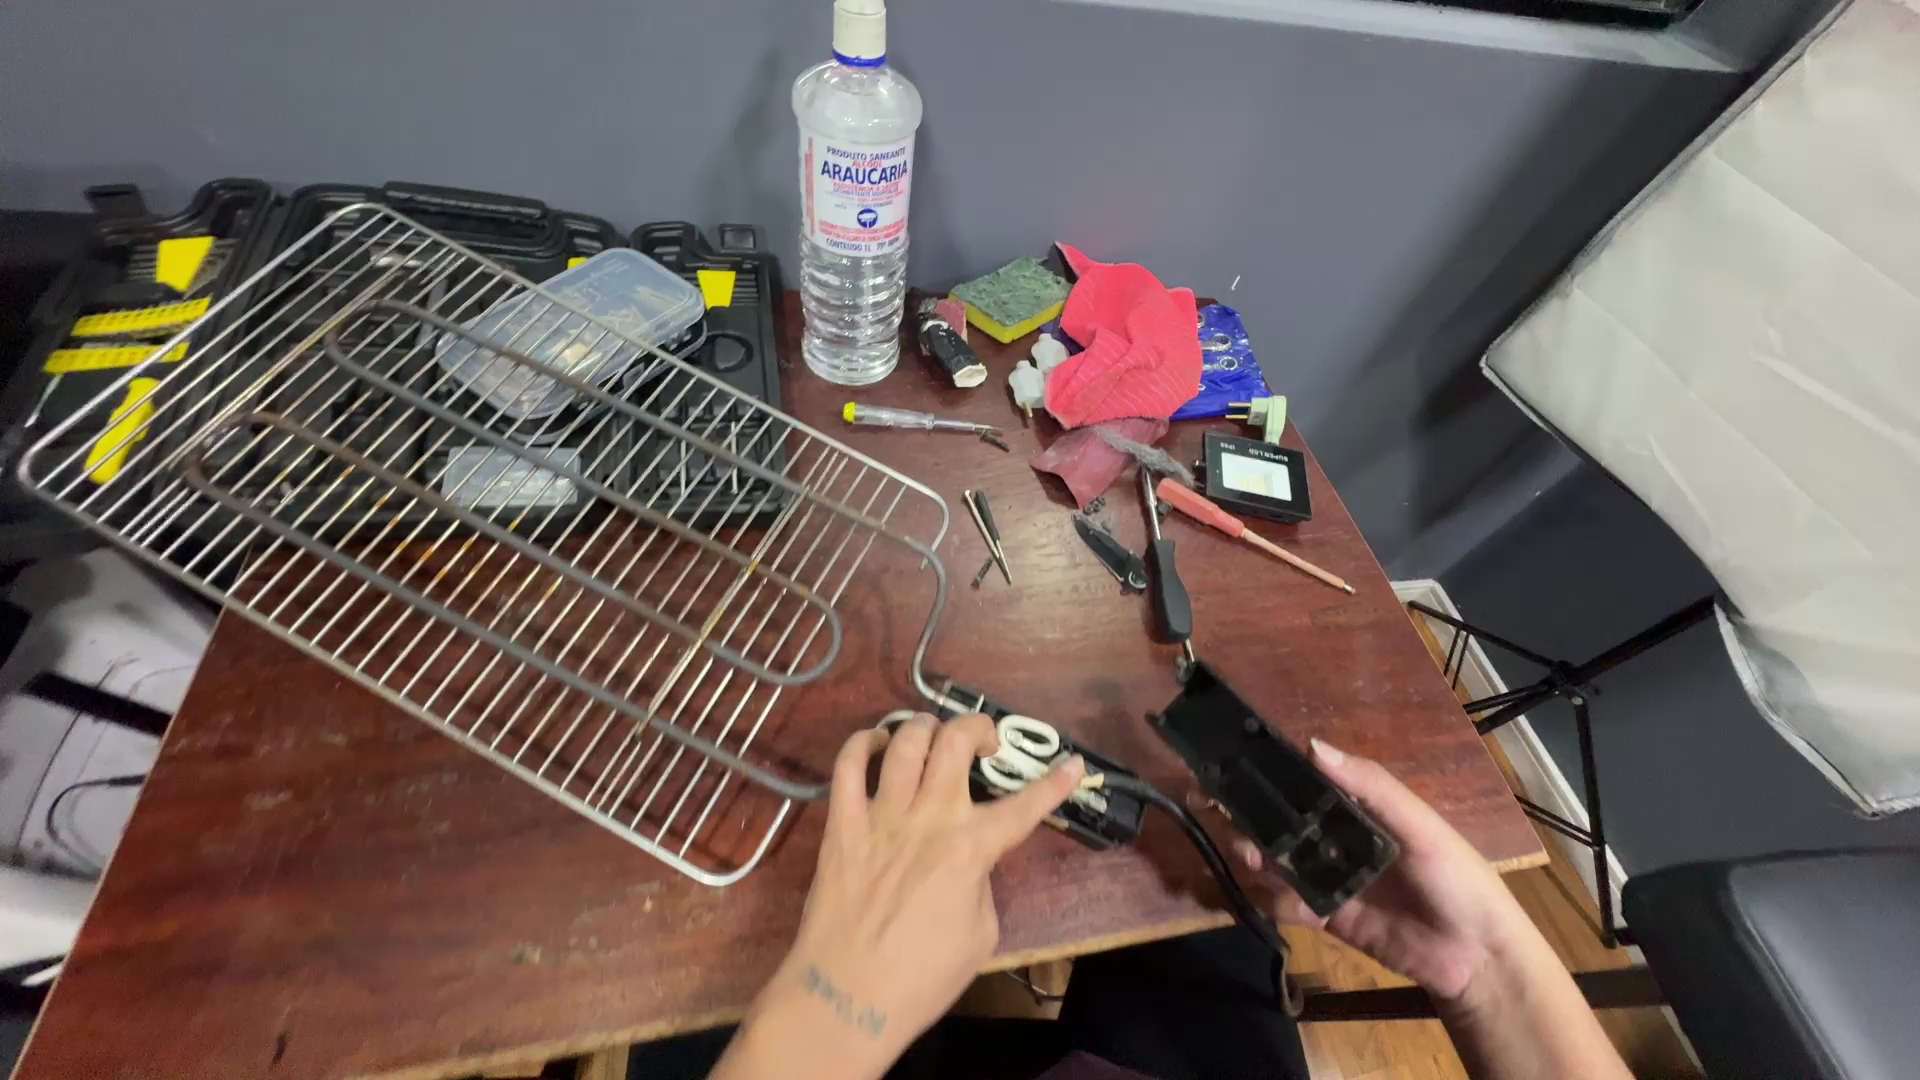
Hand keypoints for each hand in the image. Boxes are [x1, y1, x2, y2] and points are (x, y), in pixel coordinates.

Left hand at [714, 713, 1084, 1079]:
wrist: (847, 1000)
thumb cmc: (922, 978)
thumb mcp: (981, 934)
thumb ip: (982, 880)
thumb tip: (971, 857)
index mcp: (970, 849)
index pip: (1024, 807)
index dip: (1055, 783)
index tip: (1073, 764)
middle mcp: (929, 817)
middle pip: (955, 740)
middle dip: (979, 727)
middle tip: (984, 744)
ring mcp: (881, 814)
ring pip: (906, 740)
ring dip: (927, 727)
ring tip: (934, 738)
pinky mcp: (842, 821)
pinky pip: (847, 765)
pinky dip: (863, 743)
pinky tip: (878, 744)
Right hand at [1211, 738, 1529, 1002]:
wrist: (1477, 959)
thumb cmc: (1454, 876)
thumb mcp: (1418, 824)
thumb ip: (1368, 785)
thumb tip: (1311, 744)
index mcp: (1350, 807)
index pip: (1297, 781)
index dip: (1259, 772)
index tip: (1223, 762)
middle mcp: (1329, 837)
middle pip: (1271, 819)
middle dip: (1239, 813)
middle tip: (1210, 806)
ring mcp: (1322, 876)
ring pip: (1269, 858)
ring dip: (1250, 852)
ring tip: (1250, 856)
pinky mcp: (1321, 915)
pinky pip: (1283, 903)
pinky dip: (1275, 900)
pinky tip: (1283, 900)